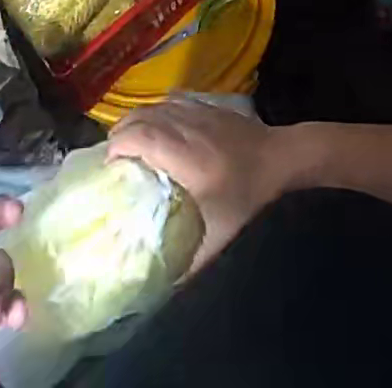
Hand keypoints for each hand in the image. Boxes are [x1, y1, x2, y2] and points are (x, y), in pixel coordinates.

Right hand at [106, 99, 290, 269]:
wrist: (282, 158)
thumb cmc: (250, 196)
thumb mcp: (221, 234)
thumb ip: (191, 263)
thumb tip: (164, 290)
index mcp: (185, 155)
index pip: (141, 137)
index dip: (118, 145)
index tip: (109, 164)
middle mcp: (187, 128)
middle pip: (141, 117)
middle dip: (120, 132)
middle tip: (112, 154)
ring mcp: (198, 112)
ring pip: (155, 105)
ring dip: (135, 119)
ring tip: (126, 140)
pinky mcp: (208, 105)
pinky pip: (171, 100)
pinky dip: (155, 110)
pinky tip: (154, 124)